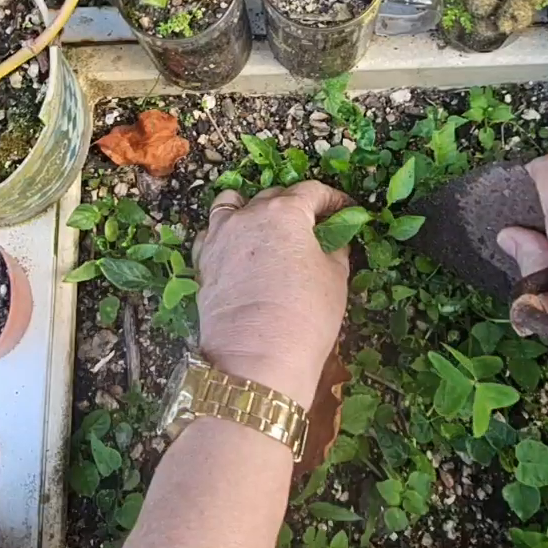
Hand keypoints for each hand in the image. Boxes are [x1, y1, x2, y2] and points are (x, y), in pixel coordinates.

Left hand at [195, 182, 351, 407]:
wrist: (256, 356)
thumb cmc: (306, 315)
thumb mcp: (335, 277)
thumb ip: (335, 247)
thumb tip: (335, 238)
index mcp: (285, 211)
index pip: (313, 191)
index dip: (333, 199)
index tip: (345, 210)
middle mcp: (249, 214)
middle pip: (275, 196)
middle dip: (296, 205)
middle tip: (313, 225)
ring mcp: (220, 234)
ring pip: (234, 204)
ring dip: (252, 208)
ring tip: (266, 228)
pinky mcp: (203, 258)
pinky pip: (212, 232)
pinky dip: (227, 233)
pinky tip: (239, 249)